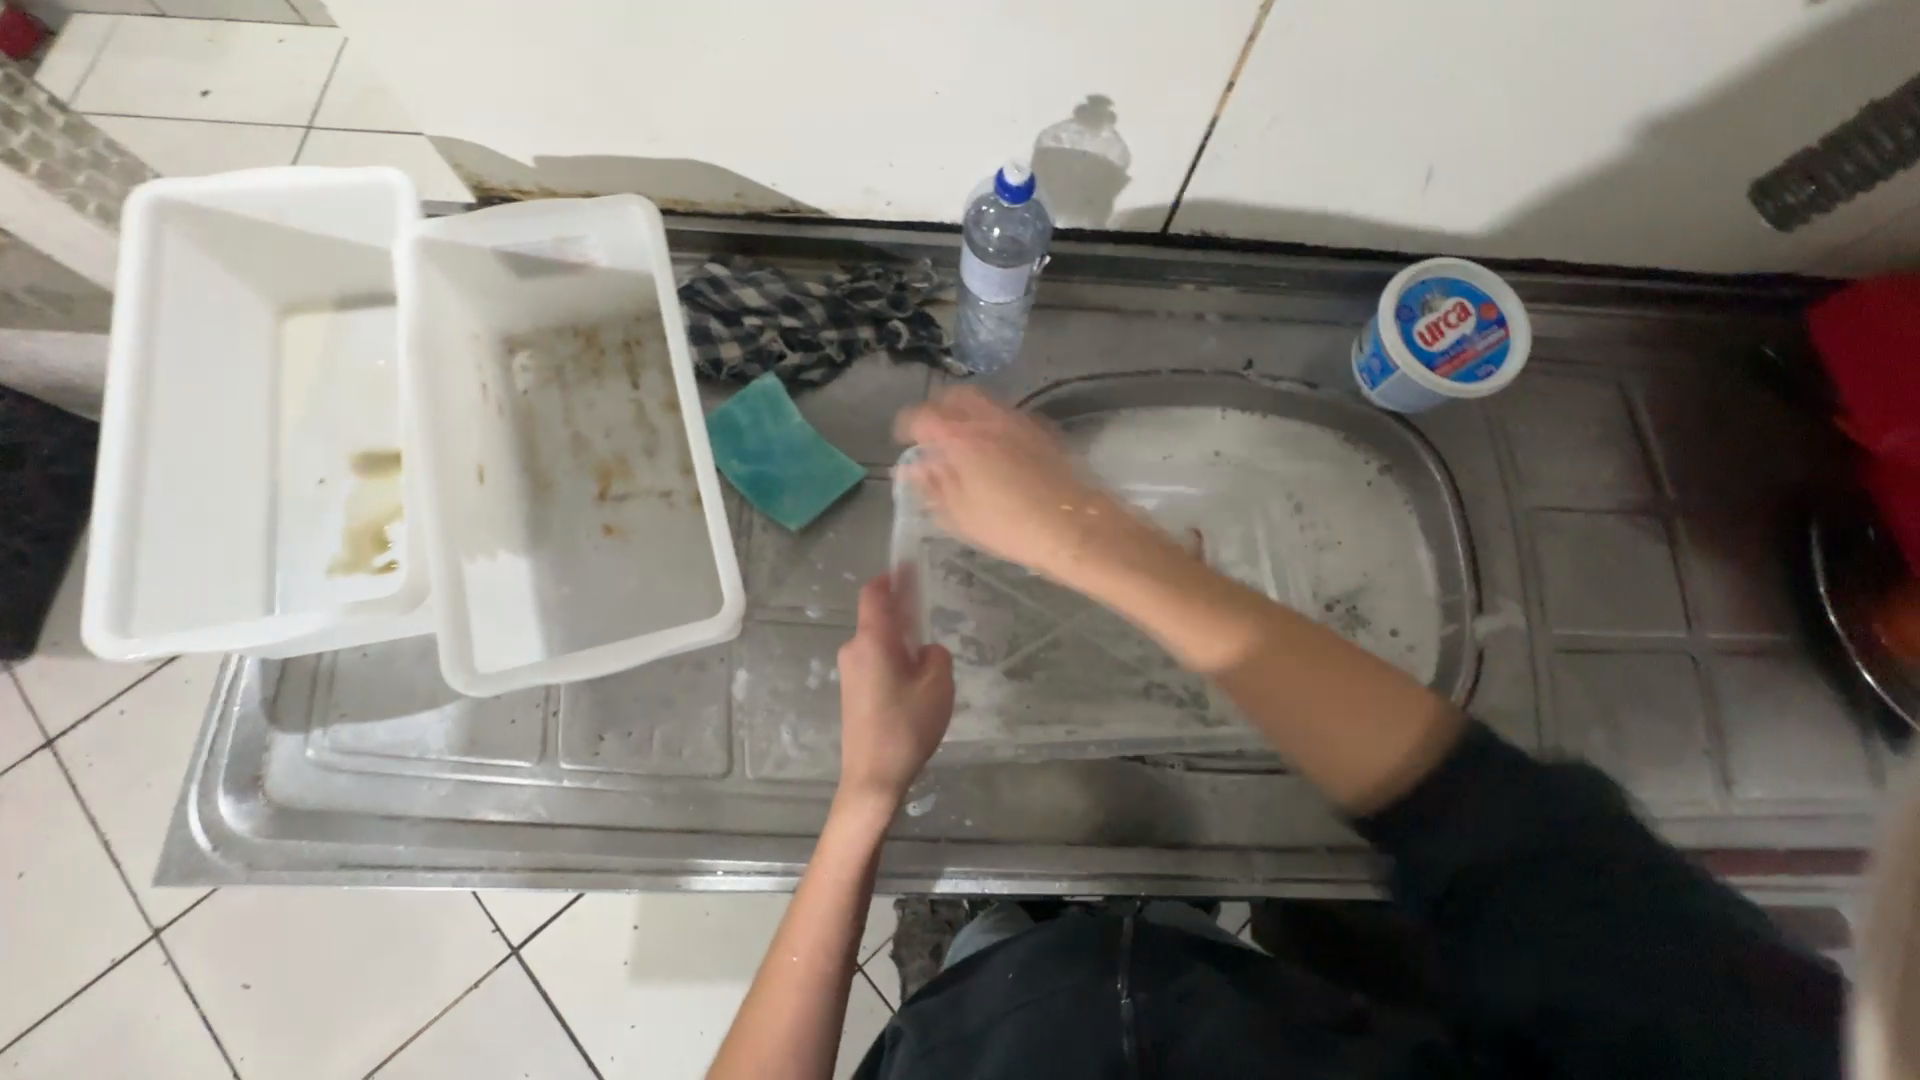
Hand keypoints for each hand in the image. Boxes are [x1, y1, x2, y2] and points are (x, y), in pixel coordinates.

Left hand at [836, 575, 953, 807]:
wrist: (873, 776)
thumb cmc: (907, 725)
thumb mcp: (938, 685)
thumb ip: (935, 655)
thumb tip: (924, 652)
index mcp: (873, 640)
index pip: (875, 593)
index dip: (892, 576)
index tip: (908, 566)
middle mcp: (855, 649)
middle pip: (878, 617)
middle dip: (902, 610)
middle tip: (928, 611)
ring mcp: (850, 672)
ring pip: (878, 642)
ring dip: (900, 639)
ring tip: (928, 656)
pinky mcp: (852, 692)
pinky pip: (874, 661)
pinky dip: (893, 658)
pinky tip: (913, 680)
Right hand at [896, 386, 1125, 578]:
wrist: (1073, 526)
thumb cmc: (1009, 526)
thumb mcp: (960, 515)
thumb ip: (933, 485)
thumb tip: (914, 467)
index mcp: (960, 439)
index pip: (922, 417)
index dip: (907, 425)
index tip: (904, 439)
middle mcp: (988, 420)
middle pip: (955, 397)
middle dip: (939, 408)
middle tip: (933, 431)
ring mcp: (1019, 421)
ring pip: (985, 401)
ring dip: (967, 412)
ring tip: (964, 437)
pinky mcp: (1043, 430)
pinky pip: (1009, 414)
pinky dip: (994, 421)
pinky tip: (997, 445)